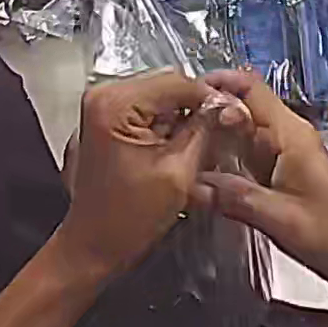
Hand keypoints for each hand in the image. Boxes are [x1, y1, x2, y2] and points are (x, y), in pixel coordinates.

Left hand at [53, 71, 216, 279]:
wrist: (93, 245)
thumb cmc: (129, 218)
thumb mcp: (178, 172)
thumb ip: (204, 131)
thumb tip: (228, 106)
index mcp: (115, 103)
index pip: (176, 82)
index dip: (210, 97)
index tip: (234, 115)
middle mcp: (103, 94)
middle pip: (167, 83)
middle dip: (195, 105)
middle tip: (221, 128)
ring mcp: (102, 103)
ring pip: (160, 94)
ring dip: (182, 114)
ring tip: (200, 140)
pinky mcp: (106, 116)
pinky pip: (147, 106)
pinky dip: (166, 121)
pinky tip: (177, 144)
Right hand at [191, 71, 327, 304]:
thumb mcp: (282, 218)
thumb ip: (236, 198)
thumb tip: (191, 183)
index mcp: (290, 133)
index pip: (252, 88)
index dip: (219, 82)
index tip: (187, 93)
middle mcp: (286, 135)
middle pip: (242, 105)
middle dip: (209, 108)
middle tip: (176, 123)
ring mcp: (282, 152)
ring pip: (241, 128)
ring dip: (214, 131)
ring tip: (181, 141)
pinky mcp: (279, 171)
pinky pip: (245, 150)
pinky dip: (223, 152)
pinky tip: (202, 165)